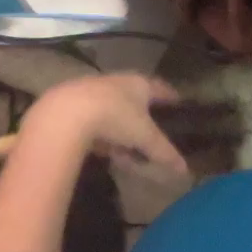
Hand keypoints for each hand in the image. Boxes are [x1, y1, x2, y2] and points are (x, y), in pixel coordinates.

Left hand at [22, 74, 189, 175]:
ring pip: (112, 107)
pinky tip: (100, 146)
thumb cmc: (116, 118)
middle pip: (134, 96)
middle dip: (142, 113)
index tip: (177, 101)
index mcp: (139, 84)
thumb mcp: (145, 138)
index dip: (169, 96)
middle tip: (150, 128)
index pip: (160, 88)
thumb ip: (164, 152)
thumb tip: (185, 170)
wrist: (66, 114)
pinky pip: (93, 117)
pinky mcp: (70, 101)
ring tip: (124, 147)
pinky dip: (101, 130)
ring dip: (119, 124)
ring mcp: (91, 89)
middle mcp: (116, 81)